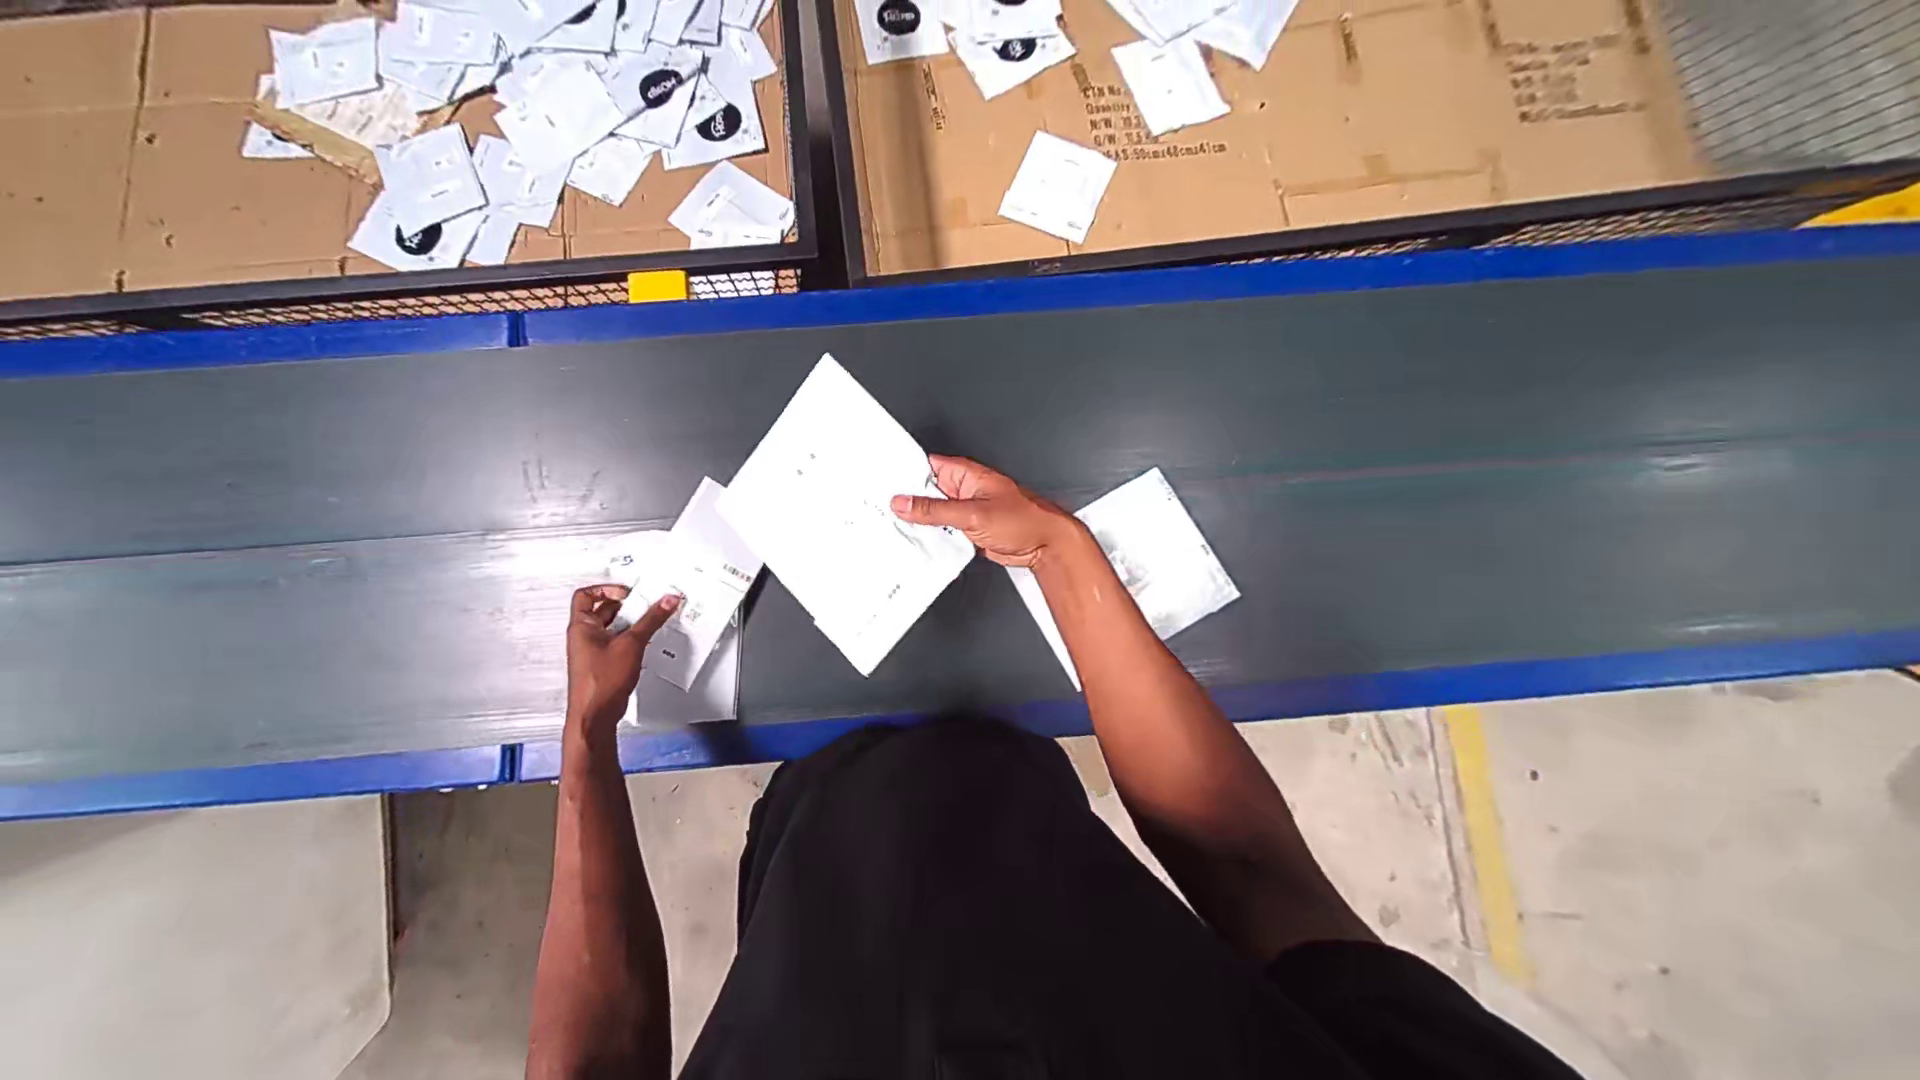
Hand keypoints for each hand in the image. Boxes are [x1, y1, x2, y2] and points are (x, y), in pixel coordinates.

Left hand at [566, 584, 680, 734]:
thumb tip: (665, 602)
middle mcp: (585, 636)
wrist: (596, 714)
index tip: (629, 593)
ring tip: (650, 624)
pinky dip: (634, 639)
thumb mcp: (631, 644)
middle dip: (628, 606)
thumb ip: (651, 620)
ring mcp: (595, 650)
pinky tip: (647, 643)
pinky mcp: (605, 662)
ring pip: (614, 627)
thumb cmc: (599, 683)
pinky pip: (620, 642)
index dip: (607, 589)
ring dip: (633, 624)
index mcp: (581, 626)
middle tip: (647, 606)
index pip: (587, 595)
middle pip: (604, 610)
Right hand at [890, 454, 1084, 567]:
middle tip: (886, 511)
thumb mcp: (973, 513)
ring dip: (921, 524)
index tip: (883, 483)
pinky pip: (943, 533)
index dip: (903, 473)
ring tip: (901, 530)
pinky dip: (934, 539)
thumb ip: (935, 510)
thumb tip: (904, 503)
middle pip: (924, 493)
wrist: (1046, 545)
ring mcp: (964, 511)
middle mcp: (962, 490)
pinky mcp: (967, 531)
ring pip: (932, 516)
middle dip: (908, 503)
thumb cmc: (1025, 520)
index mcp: (965, 474)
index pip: (924, 466)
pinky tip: (922, 545)